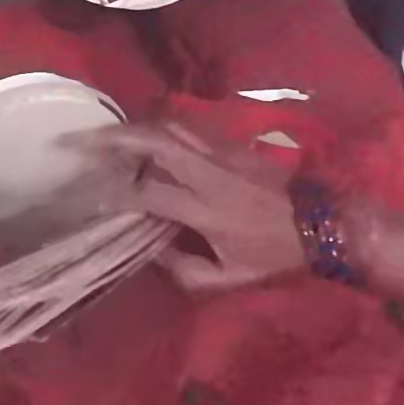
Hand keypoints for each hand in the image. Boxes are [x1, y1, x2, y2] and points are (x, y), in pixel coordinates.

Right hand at [72, 124, 302, 290]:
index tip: (94, 198)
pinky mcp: (231, 145)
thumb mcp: (229, 277)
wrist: (320, 223)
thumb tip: (153, 251)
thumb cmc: (273, 255)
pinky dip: (159, 128)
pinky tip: (143, 134)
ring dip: (134, 128)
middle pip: (155, 142)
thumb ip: (185, 271)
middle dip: (115, 138)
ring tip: (106, 134)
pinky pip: (188, 129)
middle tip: (84, 139)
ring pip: (170, 127)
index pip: (149, 192)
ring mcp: (221, 153)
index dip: (118, 194)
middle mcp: (208, 173)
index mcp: (205, 208)